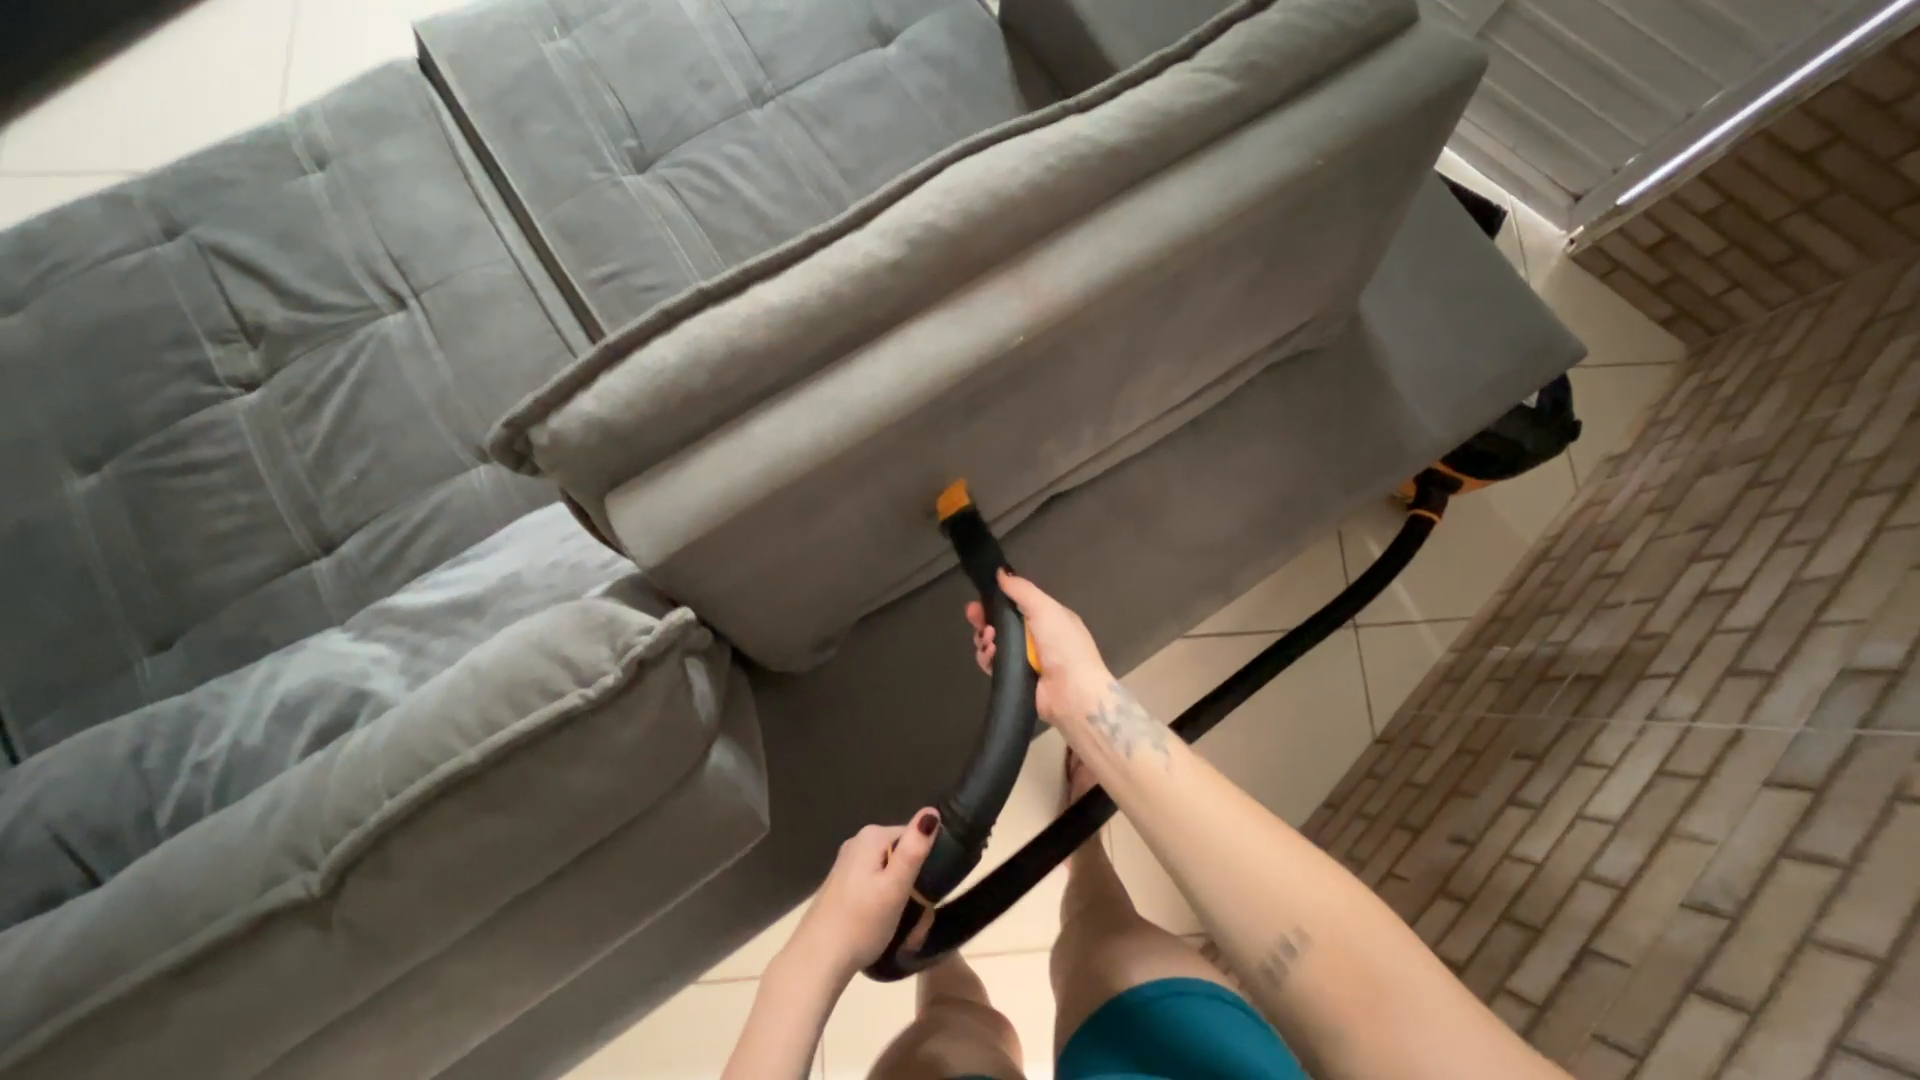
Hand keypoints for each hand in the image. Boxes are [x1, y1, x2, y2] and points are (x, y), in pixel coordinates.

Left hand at [789, 809, 939, 979]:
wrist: (816, 960)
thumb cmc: (860, 924)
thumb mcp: (895, 887)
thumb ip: (914, 849)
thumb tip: (931, 811)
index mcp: (872, 836)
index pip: (916, 838)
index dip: (929, 866)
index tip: (930, 899)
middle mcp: (858, 843)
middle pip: (903, 858)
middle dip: (916, 888)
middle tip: (917, 923)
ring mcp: (848, 864)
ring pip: (891, 875)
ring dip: (903, 902)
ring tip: (905, 933)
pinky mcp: (843, 885)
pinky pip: (876, 886)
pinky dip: (885, 905)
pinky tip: (884, 928)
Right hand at [965, 569, 1114, 728]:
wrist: (1072, 693)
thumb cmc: (1063, 646)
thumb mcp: (1046, 609)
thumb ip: (1022, 590)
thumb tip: (1001, 572)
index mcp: (1048, 618)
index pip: (1016, 605)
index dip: (997, 601)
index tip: (980, 598)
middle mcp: (1036, 638)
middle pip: (1001, 624)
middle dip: (985, 619)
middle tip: (973, 616)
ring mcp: (1025, 659)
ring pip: (994, 643)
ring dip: (985, 638)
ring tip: (989, 640)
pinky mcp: (1014, 678)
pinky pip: (992, 664)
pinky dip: (987, 658)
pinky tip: (989, 655)